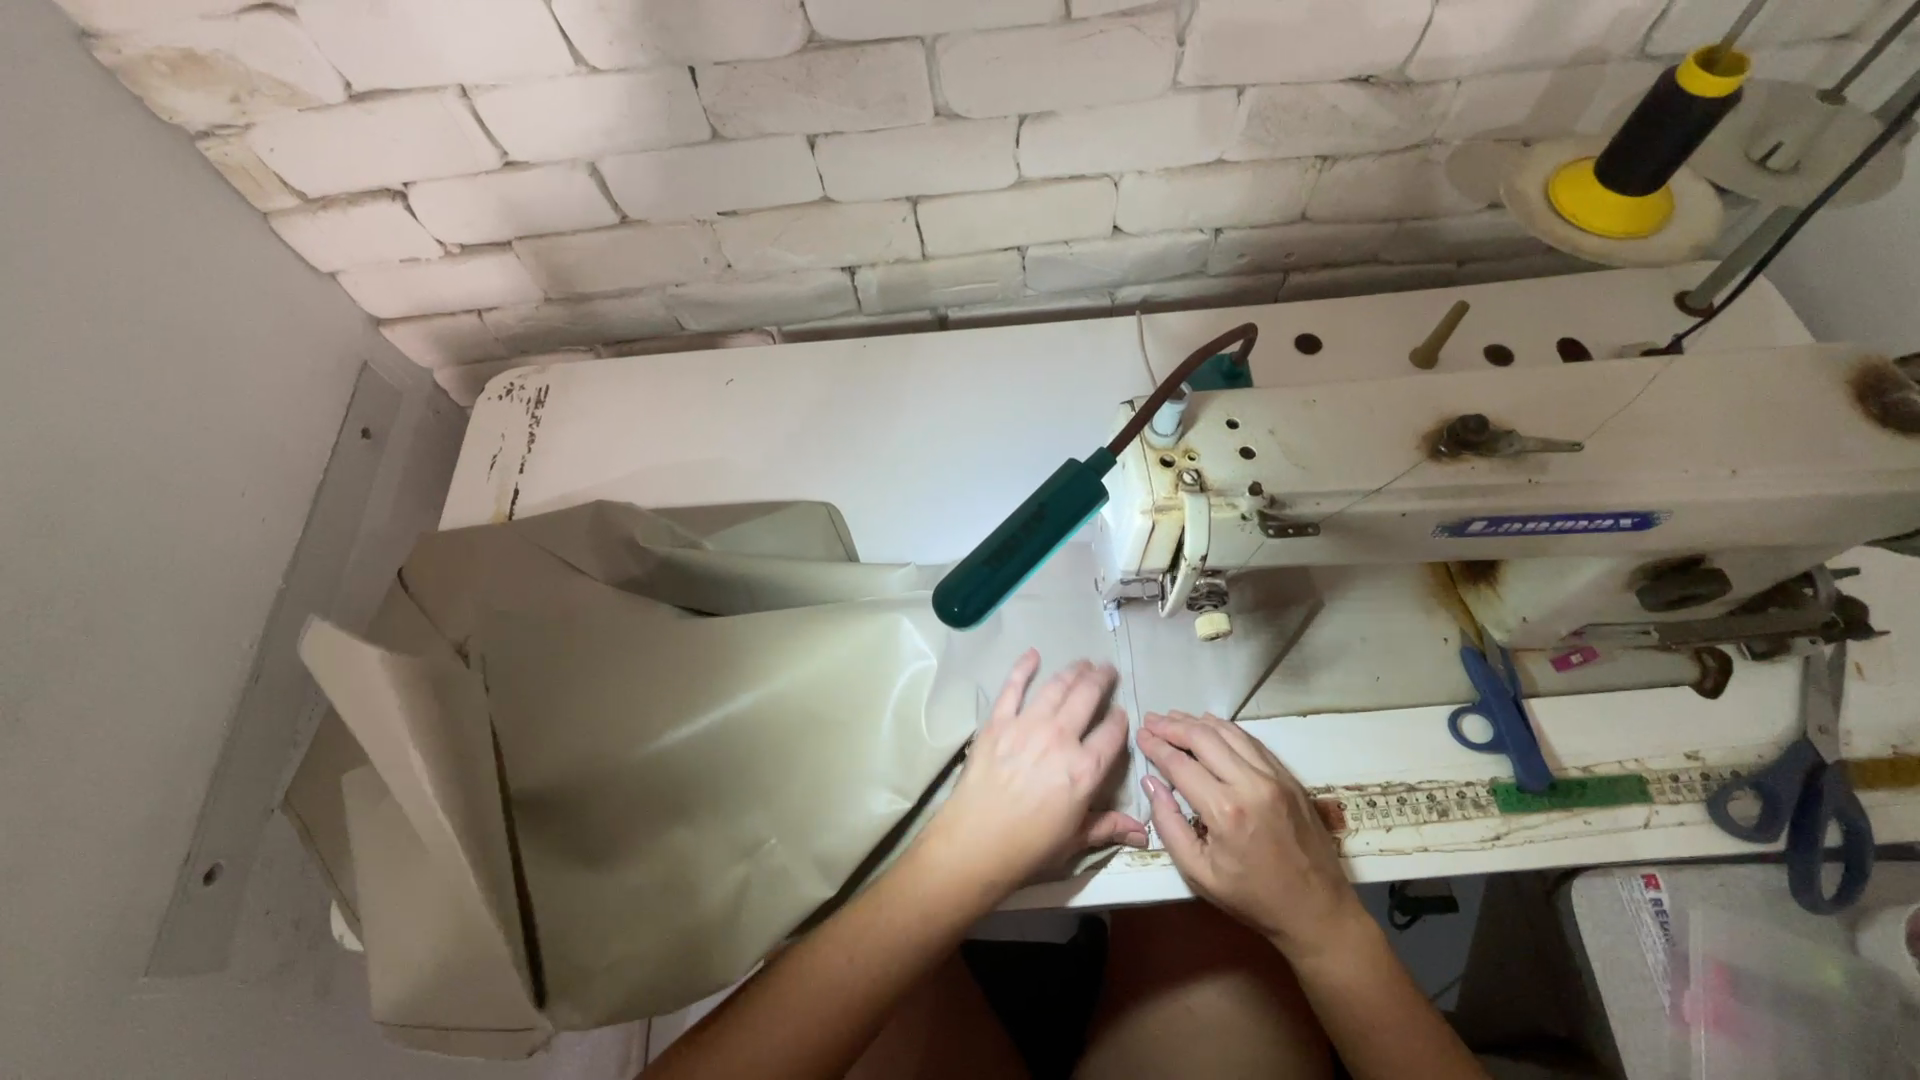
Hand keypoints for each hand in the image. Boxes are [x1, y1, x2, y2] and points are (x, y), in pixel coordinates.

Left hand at [916, 652, 1145, 902]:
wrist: (976, 843)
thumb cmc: (1029, 847)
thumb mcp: (1075, 840)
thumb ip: (1108, 826)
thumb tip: (1143, 833)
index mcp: (1086, 769)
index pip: (1113, 734)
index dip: (1120, 720)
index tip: (1121, 713)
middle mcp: (1061, 739)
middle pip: (1088, 698)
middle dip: (1101, 680)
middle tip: (1107, 670)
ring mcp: (1027, 726)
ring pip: (1056, 687)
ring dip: (1073, 671)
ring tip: (1083, 663)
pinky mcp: (997, 722)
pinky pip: (1012, 687)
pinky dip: (1023, 667)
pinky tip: (1033, 654)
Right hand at [1136, 712, 1367, 961]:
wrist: (1317, 911)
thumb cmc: (1252, 898)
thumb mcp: (1199, 874)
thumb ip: (1169, 826)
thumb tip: (1152, 784)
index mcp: (1225, 811)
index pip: (1181, 764)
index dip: (1156, 747)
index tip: (1140, 735)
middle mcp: (1251, 784)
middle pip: (1205, 738)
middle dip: (1173, 726)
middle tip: (1152, 720)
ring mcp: (1275, 778)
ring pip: (1231, 733)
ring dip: (1199, 722)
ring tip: (1175, 718)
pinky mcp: (1290, 778)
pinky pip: (1254, 743)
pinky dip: (1228, 730)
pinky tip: (1212, 727)